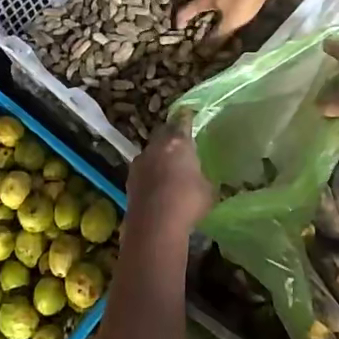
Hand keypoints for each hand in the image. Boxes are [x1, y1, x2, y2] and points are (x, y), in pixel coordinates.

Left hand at [126, 112, 213, 237]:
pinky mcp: (129, 178)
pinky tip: (157, 183)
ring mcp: (140, 161)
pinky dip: (150, 172)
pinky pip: (143, 168)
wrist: (154, 225)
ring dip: (159, 155)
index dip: (187, 117)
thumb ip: (204, 177)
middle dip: (171, 134)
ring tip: (169, 167)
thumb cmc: (188, 202)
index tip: (189, 114)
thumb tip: (203, 178)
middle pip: (163, 132)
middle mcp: (157, 146)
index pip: (183, 121)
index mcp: (178, 143)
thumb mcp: (209, 190)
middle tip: (180, 142)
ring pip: (151, 151)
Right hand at [176, 0, 275, 42]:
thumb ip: (217, 36)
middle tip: (184, 20)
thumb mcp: (231, 22)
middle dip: (184, 7)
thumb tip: (204, 50)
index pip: (183, 11)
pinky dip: (207, 1)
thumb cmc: (244, 0)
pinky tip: (217, 7)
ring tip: (199, 16)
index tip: (177, 32)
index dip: (178, 22)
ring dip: (196, 4)